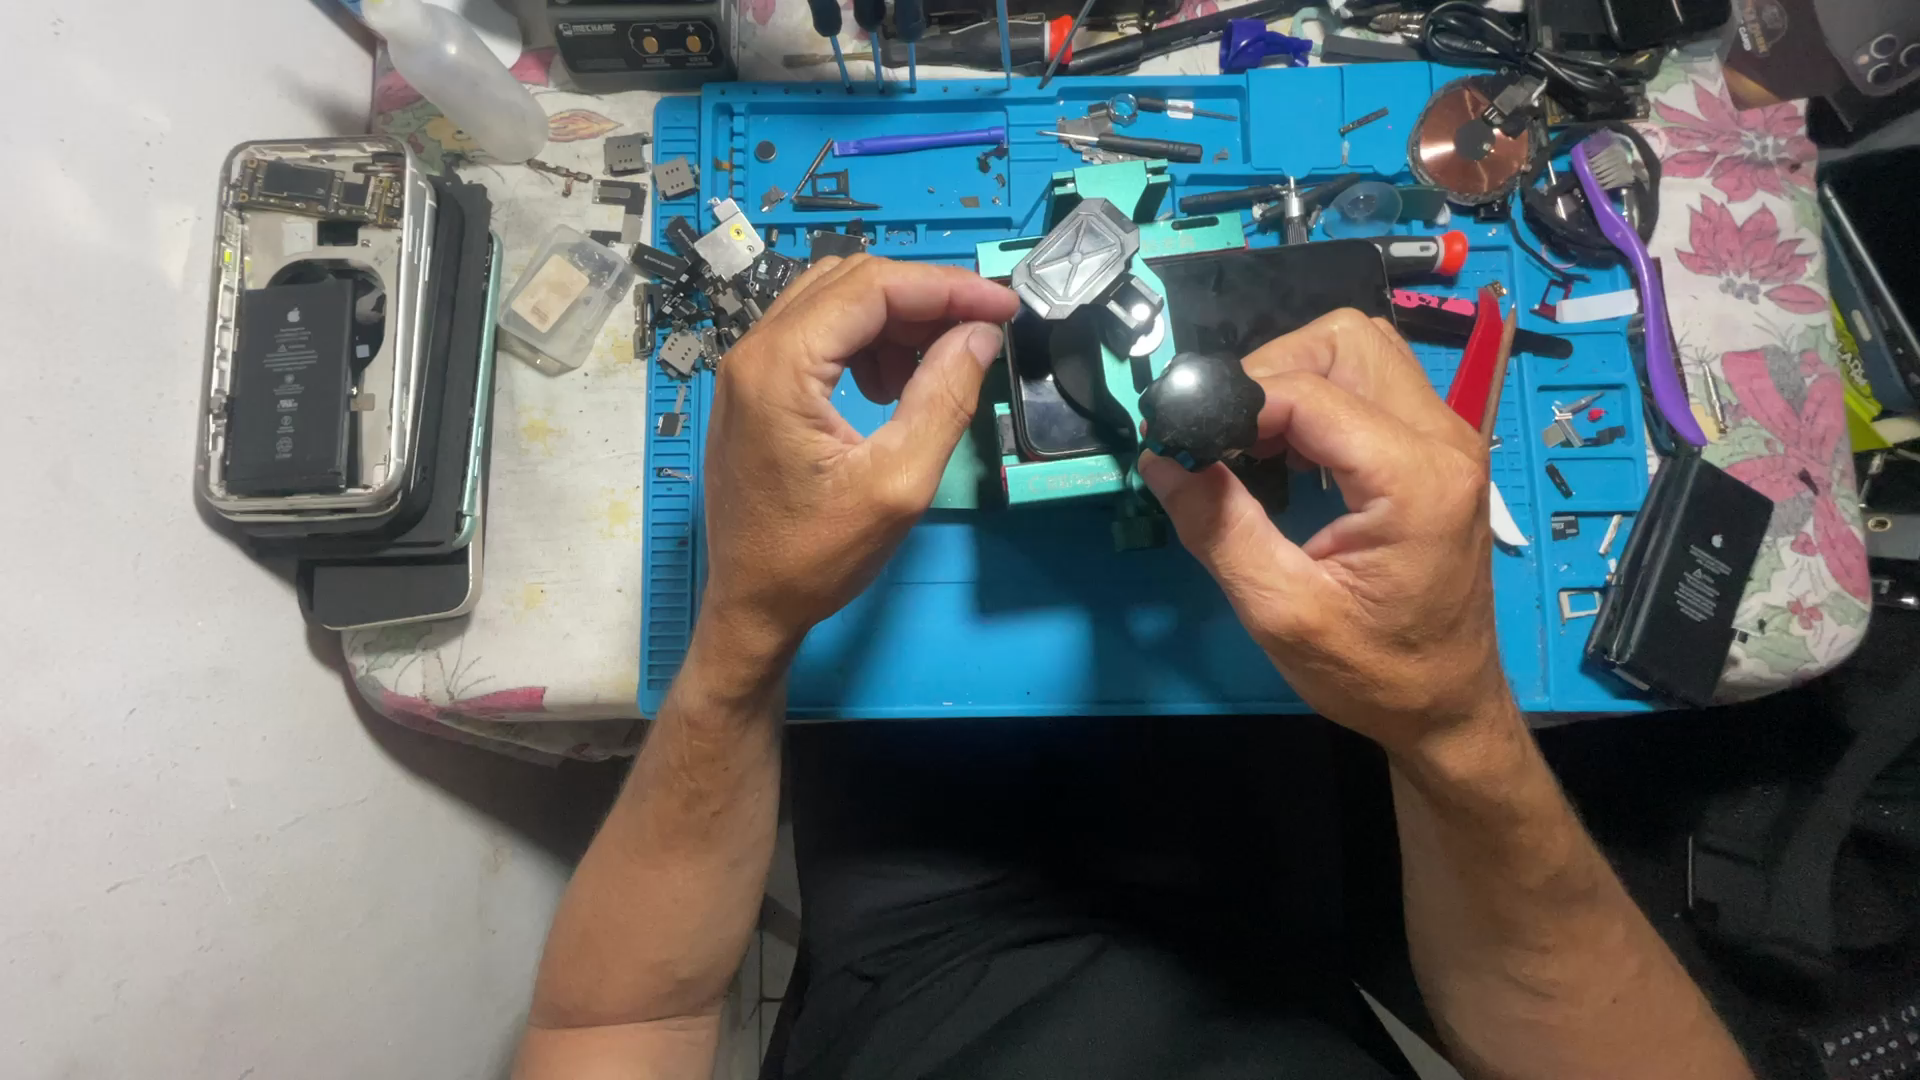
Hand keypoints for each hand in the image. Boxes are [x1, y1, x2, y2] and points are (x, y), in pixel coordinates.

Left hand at [700, 255, 1018, 657]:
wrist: (753, 605)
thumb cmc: (819, 556)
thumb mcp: (899, 484)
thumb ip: (943, 399)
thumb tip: (980, 335)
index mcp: (780, 366)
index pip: (872, 288)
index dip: (947, 287)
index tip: (1003, 308)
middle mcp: (754, 351)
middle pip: (851, 284)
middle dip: (924, 300)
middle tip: (978, 333)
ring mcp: (748, 370)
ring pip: (834, 306)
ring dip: (895, 323)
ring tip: (933, 371)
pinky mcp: (755, 391)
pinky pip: (817, 338)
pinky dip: (865, 346)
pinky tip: (889, 389)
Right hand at [1138, 310, 1506, 754]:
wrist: (1444, 706)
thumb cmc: (1370, 671)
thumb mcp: (1279, 610)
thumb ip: (1218, 527)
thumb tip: (1161, 459)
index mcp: (1412, 479)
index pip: (1308, 393)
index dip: (1231, 403)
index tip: (1179, 438)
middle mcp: (1440, 440)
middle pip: (1345, 341)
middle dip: (1267, 372)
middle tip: (1223, 435)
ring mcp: (1444, 440)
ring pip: (1358, 352)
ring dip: (1290, 380)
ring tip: (1248, 441)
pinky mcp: (1431, 452)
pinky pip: (1366, 386)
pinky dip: (1312, 399)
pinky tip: (1282, 454)